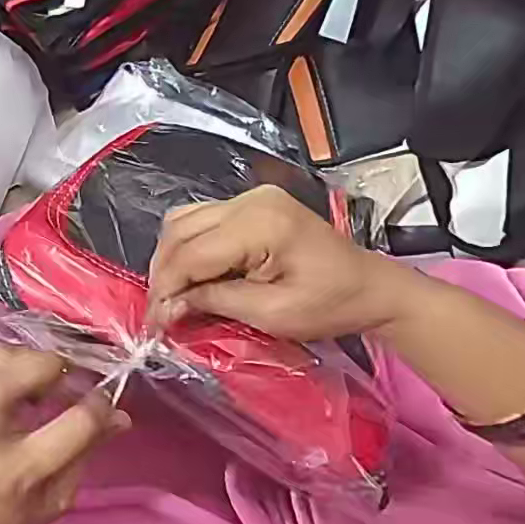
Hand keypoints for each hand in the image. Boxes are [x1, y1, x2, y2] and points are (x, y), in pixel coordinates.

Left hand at [0, 346, 130, 523]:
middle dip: (66, 368)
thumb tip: (119, 415)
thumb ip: (87, 451)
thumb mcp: (54, 500)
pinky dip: (15, 362)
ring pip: (10, 354)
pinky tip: (24, 384)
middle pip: (35, 368)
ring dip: (39, 362)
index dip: (101, 403)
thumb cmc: (1, 520)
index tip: (108, 400)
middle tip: (76, 384)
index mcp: (19, 469)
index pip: (76, 420)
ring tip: (49, 384)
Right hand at [144, 185, 431, 340]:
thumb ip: (214, 302)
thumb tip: (168, 306)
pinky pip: (199, 220)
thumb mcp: (272, 314)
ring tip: (171, 295)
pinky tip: (189, 275)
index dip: (165, 290)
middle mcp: (249, 200)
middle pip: (179, 231)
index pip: (190, 253)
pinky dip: (186, 249)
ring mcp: (249, 197)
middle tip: (159, 313)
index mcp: (261, 224)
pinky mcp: (250, 205)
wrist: (371, 286)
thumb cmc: (330, 305)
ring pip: (182, 221)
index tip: (154, 325)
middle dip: (162, 275)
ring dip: (169, 260)